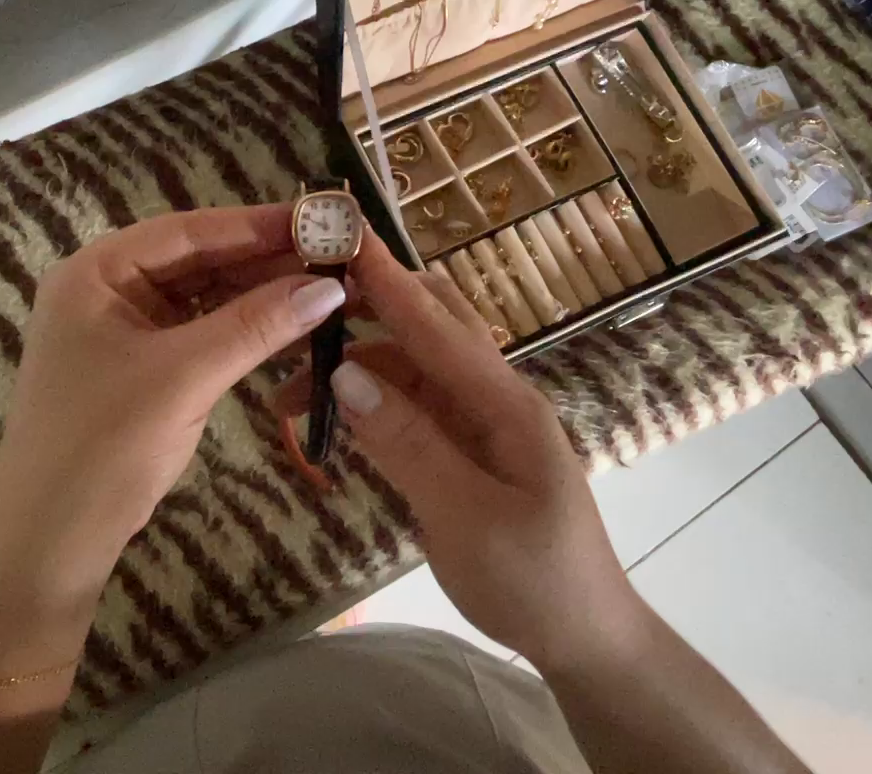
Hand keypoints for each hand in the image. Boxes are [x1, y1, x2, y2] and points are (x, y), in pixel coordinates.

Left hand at [0, 203, 347, 592]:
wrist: (52, 544)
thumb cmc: (104, 447)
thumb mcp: (183, 377)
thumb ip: (256, 325)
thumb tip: (330, 287)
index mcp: (95, 273)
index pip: (185, 232)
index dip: (254, 224)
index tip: (318, 220)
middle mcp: (106, 290)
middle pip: (195, 261)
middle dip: (262, 261)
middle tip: (332, 257)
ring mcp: (122, 331)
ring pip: (202, 298)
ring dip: (257, 296)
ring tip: (324, 289)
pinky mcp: (141, 367)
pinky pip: (199, 333)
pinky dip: (241, 331)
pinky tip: (289, 327)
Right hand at [279, 235, 644, 671]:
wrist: (581, 635)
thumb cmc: (535, 579)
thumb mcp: (469, 518)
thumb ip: (409, 444)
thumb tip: (344, 376)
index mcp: (502, 401)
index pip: (434, 323)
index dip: (385, 278)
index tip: (340, 235)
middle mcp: (488, 393)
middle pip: (428, 320)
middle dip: (369, 301)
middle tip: (302, 301)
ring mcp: (474, 417)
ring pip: (407, 363)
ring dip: (354, 361)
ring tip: (291, 385)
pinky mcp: (458, 442)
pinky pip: (406, 401)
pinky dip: (366, 396)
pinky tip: (330, 412)